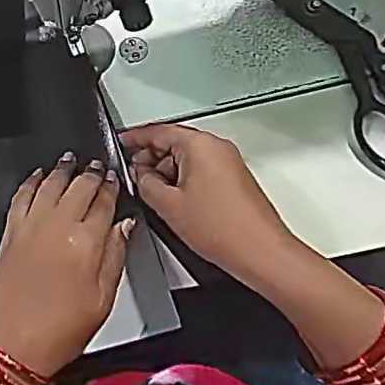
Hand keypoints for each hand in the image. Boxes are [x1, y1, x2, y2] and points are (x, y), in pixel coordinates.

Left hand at [0, 154, 132, 377]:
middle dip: (90, 173)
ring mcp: (31, 225)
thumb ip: (115, 256)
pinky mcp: (11, 231)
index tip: (114, 180)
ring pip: (49, 184)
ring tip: (70, 160)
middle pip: (78, 186)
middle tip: (96, 165)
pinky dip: (30, 181)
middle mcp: (57, 226)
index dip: (111, 187)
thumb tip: (123, 229)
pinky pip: (22, 195)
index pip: (104, 202)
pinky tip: (36, 175)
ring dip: (62, 169)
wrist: (11, 341)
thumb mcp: (103, 299)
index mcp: (86, 242)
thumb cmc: (57, 329)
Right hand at [121, 123, 309, 285]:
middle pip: (173, 142)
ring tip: (156, 196)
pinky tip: (176, 202)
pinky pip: (201, 169)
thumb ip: (144, 182)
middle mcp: (217, 147)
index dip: (134, 138)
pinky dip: (184, 180)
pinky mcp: (234, 178)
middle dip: (150, 158)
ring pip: (186, 157)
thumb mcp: (167, 205)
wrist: (262, 254)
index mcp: (200, 145)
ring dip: (167, 172)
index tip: (122, 142)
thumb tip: (139, 175)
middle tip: (134, 175)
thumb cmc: (226, 230)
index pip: (157, 131)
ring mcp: (228, 162)